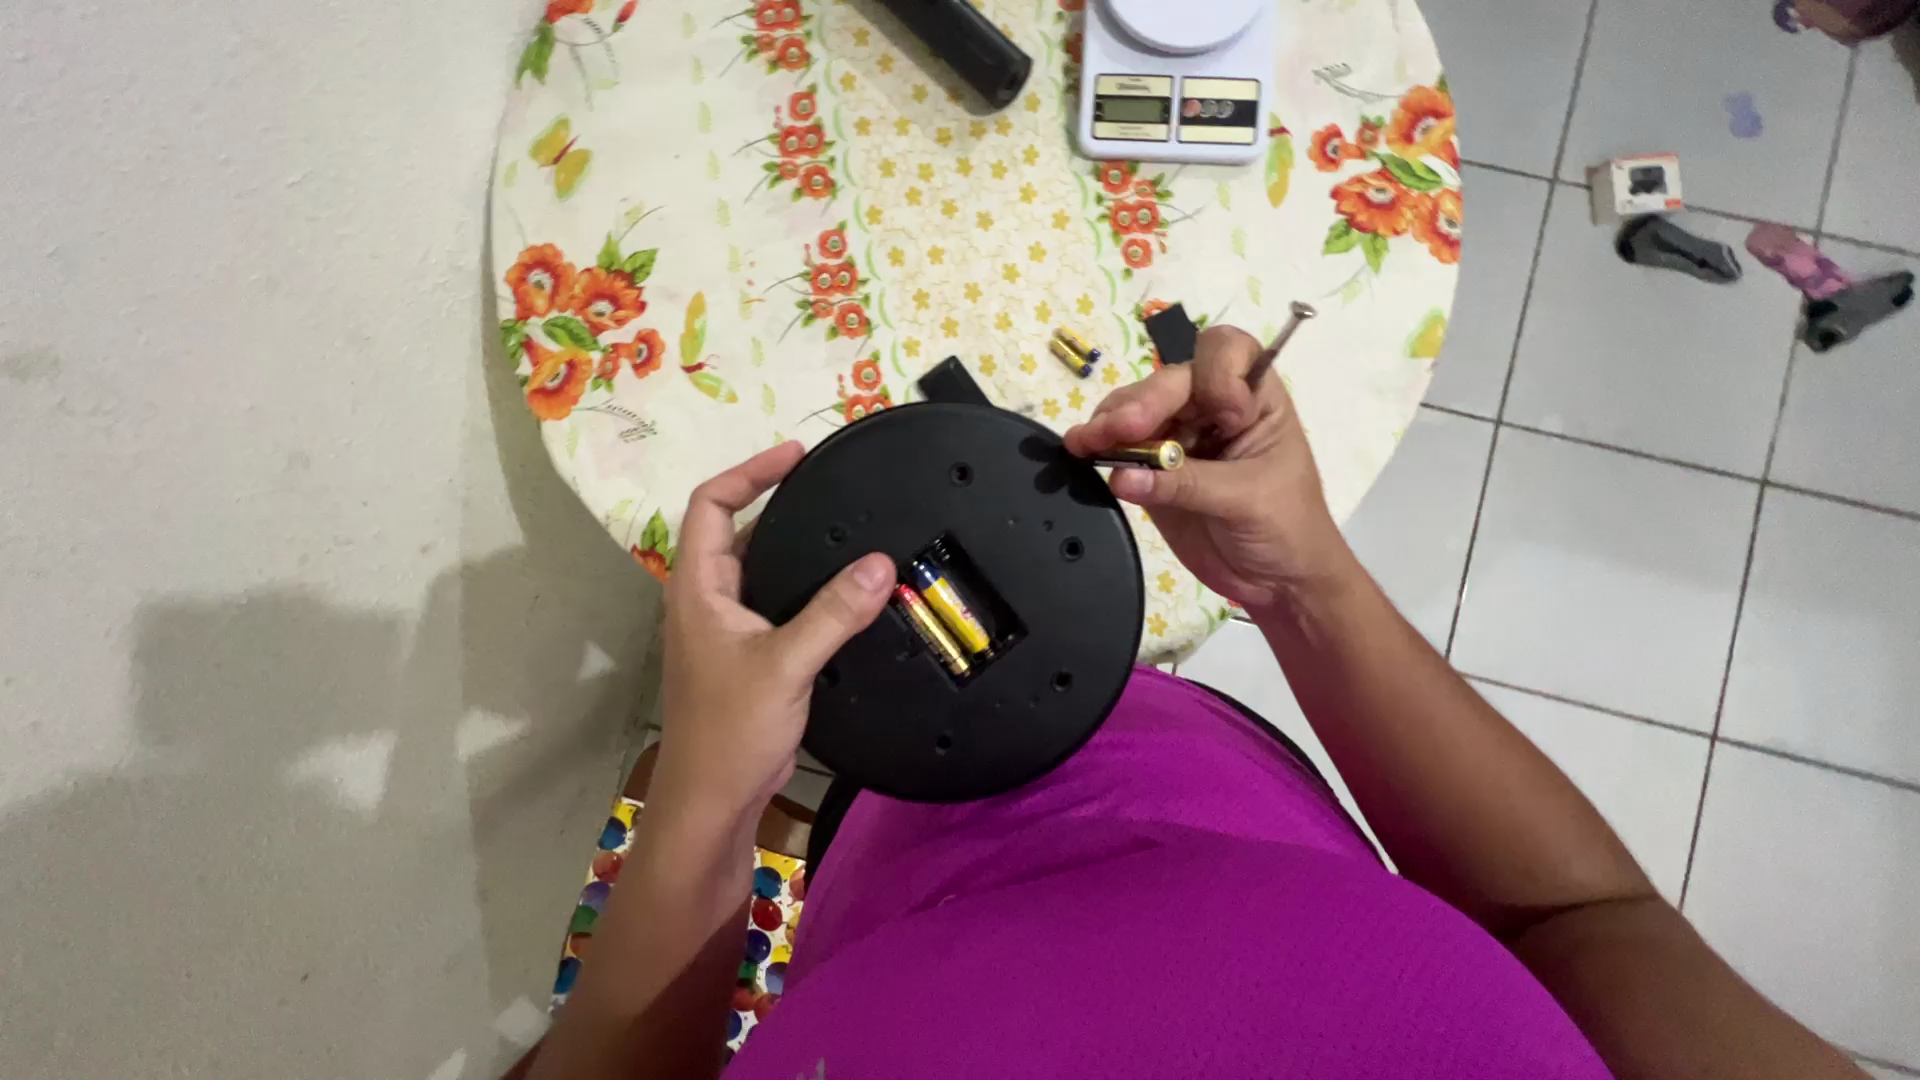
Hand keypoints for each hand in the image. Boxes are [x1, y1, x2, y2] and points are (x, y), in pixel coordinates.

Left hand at [653, 442, 894, 822]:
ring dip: (798, 548)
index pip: (710, 504)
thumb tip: (881, 563)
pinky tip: (846, 592)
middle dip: (781, 503)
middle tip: (835, 490)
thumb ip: (834, 612)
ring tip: (848, 532)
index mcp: (698, 588)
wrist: (714, 800)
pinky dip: (808, 587)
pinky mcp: (750, 654)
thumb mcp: (786, 663)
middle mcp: (709, 599)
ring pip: (762, 569)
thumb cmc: (730, 729)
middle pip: (737, 530)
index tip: (797, 456)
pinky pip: (780, 602)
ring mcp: (728, 628)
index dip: (749, 471)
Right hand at [1063, 325, 1355, 615]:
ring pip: (1136, 409)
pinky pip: (1120, 446)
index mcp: (1255, 399)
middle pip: (1168, 381)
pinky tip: (1079, 452)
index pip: (1226, 353)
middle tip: (1112, 432)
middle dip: (1140, 403)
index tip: (1220, 414)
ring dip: (1109, 424)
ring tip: (1083, 444)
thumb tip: (1121, 476)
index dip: (1214, 373)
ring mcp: (1179, 435)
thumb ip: (1185, 484)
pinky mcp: (1152, 467)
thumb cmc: (1285, 529)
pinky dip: (1099, 448)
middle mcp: (1212, 406)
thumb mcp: (1245, 500)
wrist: (1275, 579)